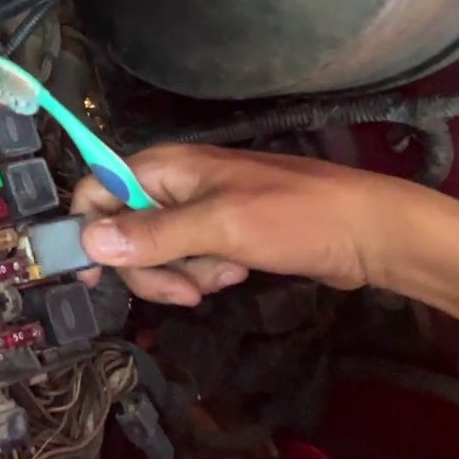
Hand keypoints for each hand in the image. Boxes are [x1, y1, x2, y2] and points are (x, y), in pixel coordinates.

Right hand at [70, 144, 418, 305]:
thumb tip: (88, 243)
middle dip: (149, 265)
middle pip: (122, 227)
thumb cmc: (293, 218)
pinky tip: (235, 272)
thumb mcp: (218, 228)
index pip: (96, 189)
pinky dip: (202, 271)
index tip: (95, 277)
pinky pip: (185, 255)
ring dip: (181, 272)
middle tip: (184, 291)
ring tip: (223, 275)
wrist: (370, 233)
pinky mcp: (216, 229)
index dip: (88, 229)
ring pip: (154, 248)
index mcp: (161, 167)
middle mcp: (169, 183)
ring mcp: (193, 206)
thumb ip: (151, 235)